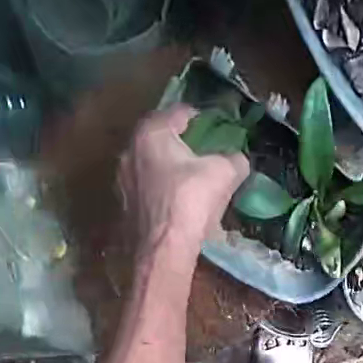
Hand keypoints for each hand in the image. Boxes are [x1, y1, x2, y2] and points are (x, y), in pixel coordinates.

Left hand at [119, 104, 248, 264]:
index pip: (177, 112)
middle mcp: (129, 152)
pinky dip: (162, 191)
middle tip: (202, 151)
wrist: (164, 249)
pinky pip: (147, 190)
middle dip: (181, 143)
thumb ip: (234, 159)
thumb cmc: (191, 201)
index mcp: (151, 133)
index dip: (199, 116)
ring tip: (191, 179)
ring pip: (151, 165)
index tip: (213, 125)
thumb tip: (239, 159)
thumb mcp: (224, 173)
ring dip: (169, 168)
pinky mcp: (125, 207)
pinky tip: (178, 203)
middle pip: (160, 139)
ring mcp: (123, 181)